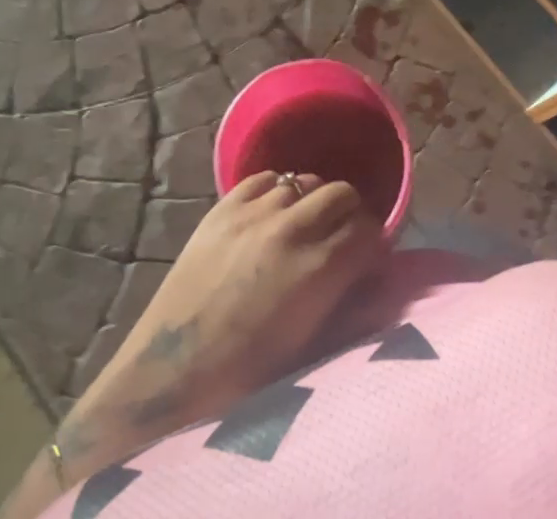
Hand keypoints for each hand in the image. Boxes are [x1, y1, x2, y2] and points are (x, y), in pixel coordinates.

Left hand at [86, 172, 386, 425]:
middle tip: (342, 237)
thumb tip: (383, 279)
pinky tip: (273, 213)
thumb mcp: (314, 345)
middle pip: (342, 193)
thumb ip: (355, 305)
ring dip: (314, 200)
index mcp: (321, 268)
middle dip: (350, 213)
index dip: (374, 242)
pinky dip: (278, 191)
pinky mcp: (221, 211)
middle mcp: (292, 229)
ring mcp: (253, 215)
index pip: (369, 228)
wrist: (173, 375)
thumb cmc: (249, 374)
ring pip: (305, 180)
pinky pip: (264, 179)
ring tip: (306, 224)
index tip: (368, 256)